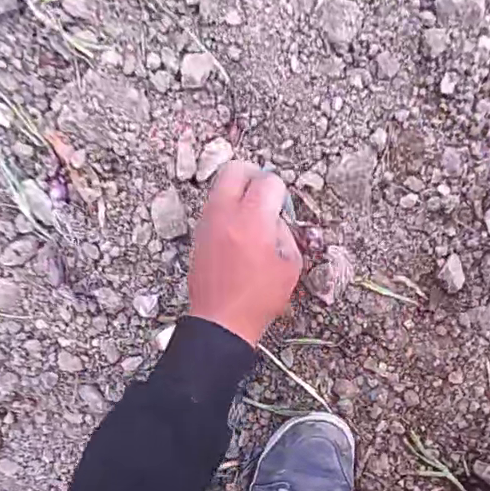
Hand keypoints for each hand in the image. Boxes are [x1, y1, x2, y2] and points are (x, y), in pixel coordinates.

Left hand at [185, 161, 302, 344]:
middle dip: (255, 176)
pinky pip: (214, 206)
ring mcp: (208, 222)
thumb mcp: (290, 266)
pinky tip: (240, 232)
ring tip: (253, 216)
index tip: (284, 207)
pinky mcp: (199, 234)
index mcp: (253, 220)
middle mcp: (226, 214)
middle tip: (266, 195)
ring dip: (239, 192)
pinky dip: (228, 209)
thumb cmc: (258, 299)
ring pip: (221, 186)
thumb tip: (276, 217)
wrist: (222, 320)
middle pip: (236, 169)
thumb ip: (286, 232)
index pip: (268, 181)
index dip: (281, 192)